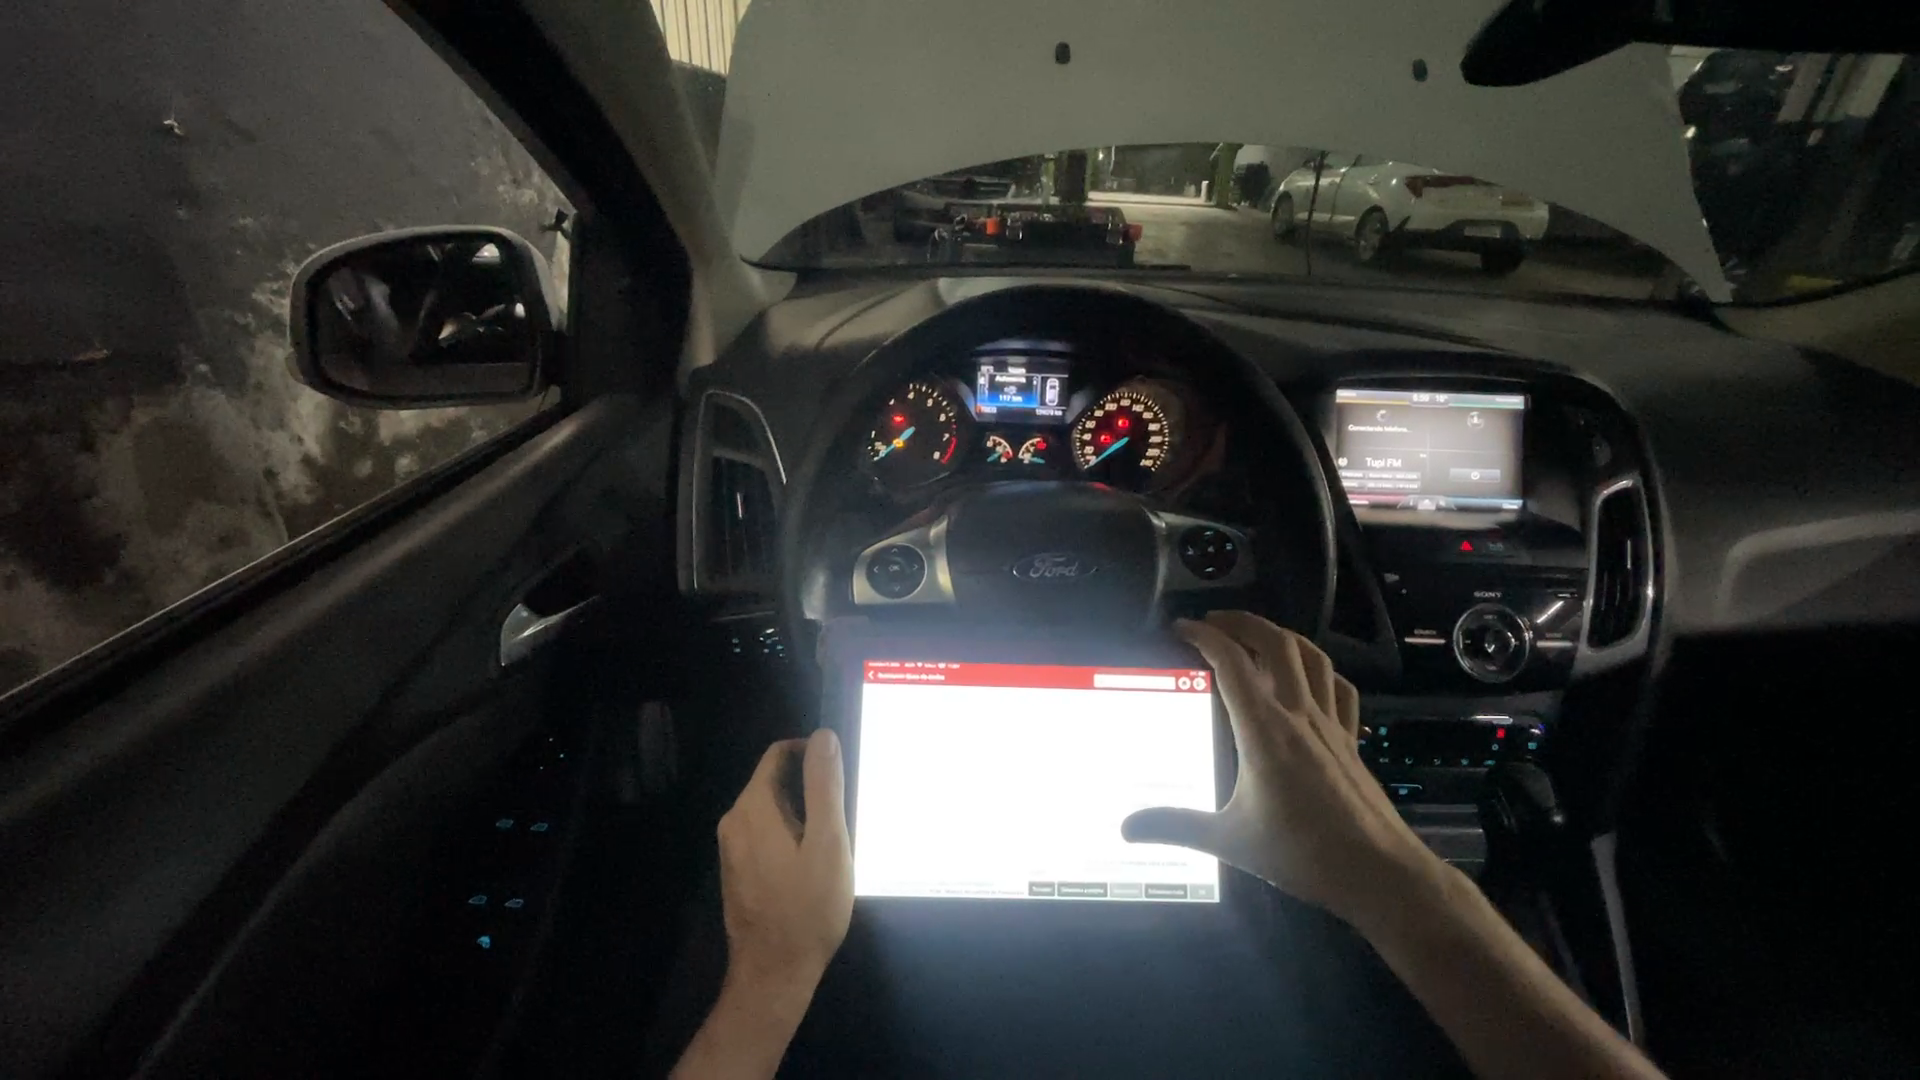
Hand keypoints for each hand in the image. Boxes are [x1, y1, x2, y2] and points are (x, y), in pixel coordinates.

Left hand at [716, 730, 854, 991]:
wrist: (773, 975)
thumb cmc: (807, 907)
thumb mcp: (828, 842)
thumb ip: (824, 786)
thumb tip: (824, 736)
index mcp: (752, 807)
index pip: (778, 754)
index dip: (811, 752)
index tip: (840, 774)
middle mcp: (734, 820)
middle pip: (775, 780)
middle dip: (810, 787)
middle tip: (842, 816)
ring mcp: (732, 847)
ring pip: (772, 807)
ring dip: (803, 812)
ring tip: (831, 842)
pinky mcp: (738, 868)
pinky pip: (766, 831)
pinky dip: (790, 833)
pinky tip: (812, 863)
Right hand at [1122, 612, 1443, 926]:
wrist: (1379, 874)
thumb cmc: (1301, 853)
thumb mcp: (1229, 840)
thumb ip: (1175, 827)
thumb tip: (1127, 828)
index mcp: (1263, 729)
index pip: (1231, 663)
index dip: (1203, 636)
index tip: (1180, 629)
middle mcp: (1298, 714)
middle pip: (1275, 643)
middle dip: (1241, 622)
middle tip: (1213, 621)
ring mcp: (1330, 723)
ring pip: (1311, 656)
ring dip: (1280, 635)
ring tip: (1255, 635)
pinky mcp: (1351, 739)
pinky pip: (1339, 687)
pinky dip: (1320, 669)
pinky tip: (1309, 676)